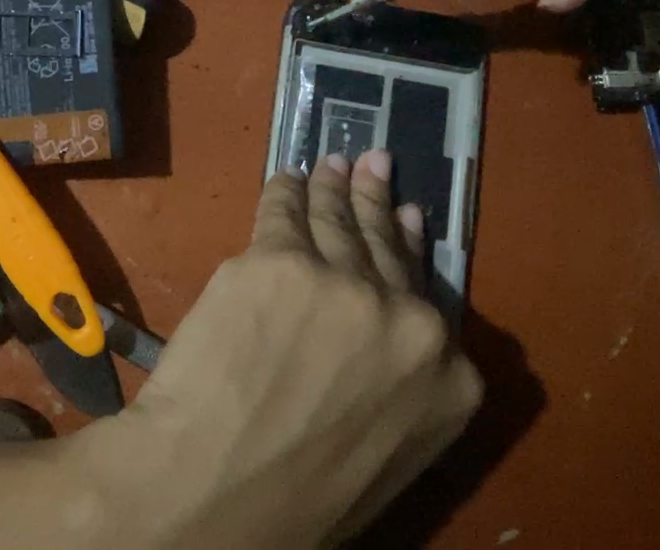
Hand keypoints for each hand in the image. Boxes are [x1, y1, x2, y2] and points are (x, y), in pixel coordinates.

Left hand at [74, 151, 481, 547]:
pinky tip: (287, 179)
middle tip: (376, 163)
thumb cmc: (296, 496)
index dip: (411, 248)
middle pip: (385, 246)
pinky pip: (281, 211)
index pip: (427, 294)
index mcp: (447, 379)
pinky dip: (284, 191)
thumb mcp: (382, 451)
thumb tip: (384, 332)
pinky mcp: (279, 260)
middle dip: (377, 200)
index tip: (408, 215)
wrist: (212, 491)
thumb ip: (396, 378)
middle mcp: (407, 321)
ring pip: (336, 220)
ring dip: (332, 186)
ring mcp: (342, 283)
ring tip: (333, 164)